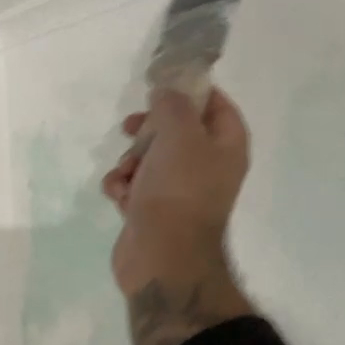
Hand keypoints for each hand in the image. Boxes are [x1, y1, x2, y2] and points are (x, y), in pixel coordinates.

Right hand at [102, 87, 256, 344]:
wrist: (162, 256)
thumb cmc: (178, 191)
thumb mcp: (179, 134)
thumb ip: (171, 105)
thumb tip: (164, 93)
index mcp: (226, 146)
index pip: (215, 104)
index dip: (189, 92)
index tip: (160, 88)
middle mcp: (207, 167)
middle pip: (177, 132)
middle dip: (149, 130)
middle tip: (130, 128)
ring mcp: (178, 192)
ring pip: (150, 160)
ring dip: (130, 161)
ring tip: (125, 173)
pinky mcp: (152, 213)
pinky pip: (134, 187)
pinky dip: (122, 187)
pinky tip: (117, 194)